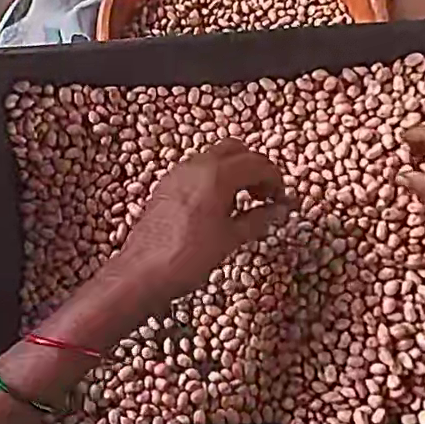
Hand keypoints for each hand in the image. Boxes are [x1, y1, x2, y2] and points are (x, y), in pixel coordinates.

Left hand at [105, 138, 288, 311]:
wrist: (143, 272)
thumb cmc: (186, 257)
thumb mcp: (230, 239)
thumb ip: (257, 219)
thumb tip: (276, 210)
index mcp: (216, 175)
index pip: (256, 163)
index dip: (274, 179)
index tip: (281, 197)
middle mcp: (195, 167)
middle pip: (235, 151)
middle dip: (254, 168)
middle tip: (265, 194)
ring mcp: (177, 175)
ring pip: (213, 158)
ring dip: (233, 172)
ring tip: (243, 203)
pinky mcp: (165, 187)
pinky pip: (195, 172)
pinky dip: (212, 179)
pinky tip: (217, 207)